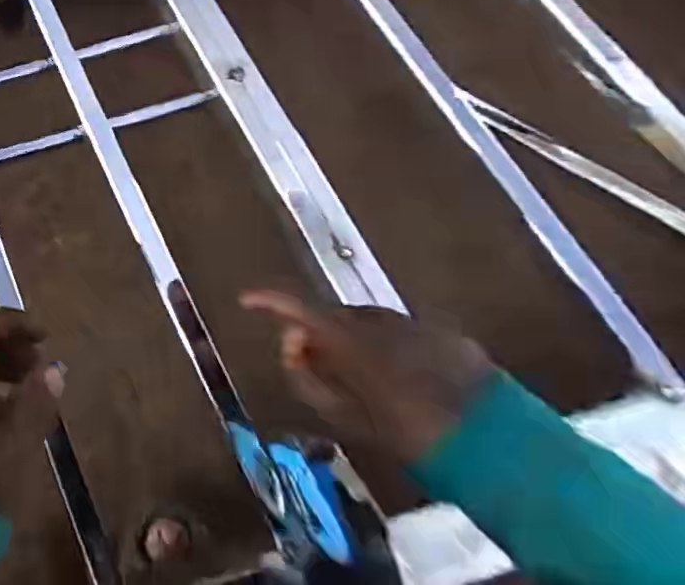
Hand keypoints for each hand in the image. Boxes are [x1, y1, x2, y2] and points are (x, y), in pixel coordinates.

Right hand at [241, 290, 494, 461]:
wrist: (511, 458)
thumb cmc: (414, 438)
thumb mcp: (346, 416)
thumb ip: (306, 378)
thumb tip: (290, 348)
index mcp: (352, 339)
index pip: (297, 307)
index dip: (267, 300)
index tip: (247, 300)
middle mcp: (383, 322)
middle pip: (334, 314)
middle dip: (319, 329)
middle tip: (315, 355)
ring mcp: (423, 327)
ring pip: (371, 322)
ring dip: (357, 336)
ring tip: (361, 367)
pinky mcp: (456, 339)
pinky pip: (410, 333)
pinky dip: (395, 345)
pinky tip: (406, 373)